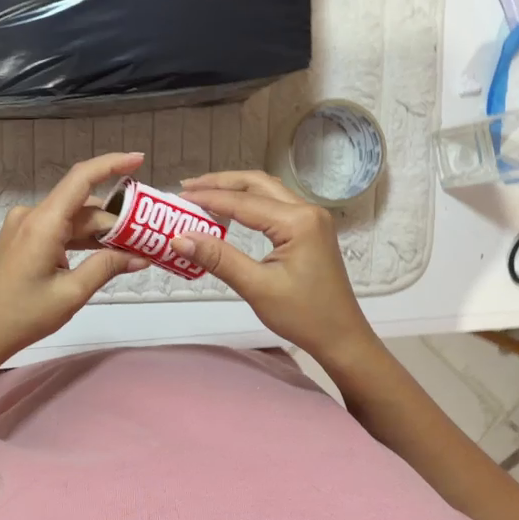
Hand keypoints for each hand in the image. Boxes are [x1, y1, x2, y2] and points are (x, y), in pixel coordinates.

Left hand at [0, 152, 150, 368]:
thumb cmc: (24, 315)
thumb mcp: (71, 293)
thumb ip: (107, 267)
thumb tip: (141, 257)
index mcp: (42, 224)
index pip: (81, 179)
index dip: (112, 165)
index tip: (139, 160)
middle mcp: (31, 216)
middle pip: (82, 207)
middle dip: (114, 221)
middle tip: (147, 239)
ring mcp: (23, 227)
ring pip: (71, 220)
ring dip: (99, 233)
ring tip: (131, 249)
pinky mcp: (21, 240)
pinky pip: (58, 230)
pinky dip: (80, 240)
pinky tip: (103, 254)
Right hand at [171, 171, 380, 365]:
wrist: (341, 336)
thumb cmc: (302, 315)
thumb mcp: (257, 287)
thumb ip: (219, 258)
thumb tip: (179, 238)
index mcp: (298, 221)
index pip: (243, 203)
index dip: (208, 198)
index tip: (177, 197)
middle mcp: (307, 210)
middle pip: (256, 184)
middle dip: (220, 183)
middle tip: (187, 187)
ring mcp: (312, 219)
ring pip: (267, 191)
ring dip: (235, 189)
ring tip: (203, 193)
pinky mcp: (310, 230)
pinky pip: (275, 205)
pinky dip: (249, 202)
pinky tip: (230, 210)